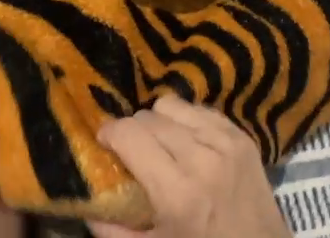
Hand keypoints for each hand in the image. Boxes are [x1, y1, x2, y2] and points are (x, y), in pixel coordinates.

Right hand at [89, 96, 289, 237]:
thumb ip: (114, 231)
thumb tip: (87, 201)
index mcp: (177, 193)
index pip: (130, 134)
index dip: (109, 133)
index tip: (104, 143)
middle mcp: (202, 158)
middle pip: (149, 117)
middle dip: (133, 131)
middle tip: (133, 152)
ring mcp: (226, 143)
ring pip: (173, 105)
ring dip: (160, 122)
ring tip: (161, 145)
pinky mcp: (242, 136)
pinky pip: (200, 109)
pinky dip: (187, 121)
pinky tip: (188, 143)